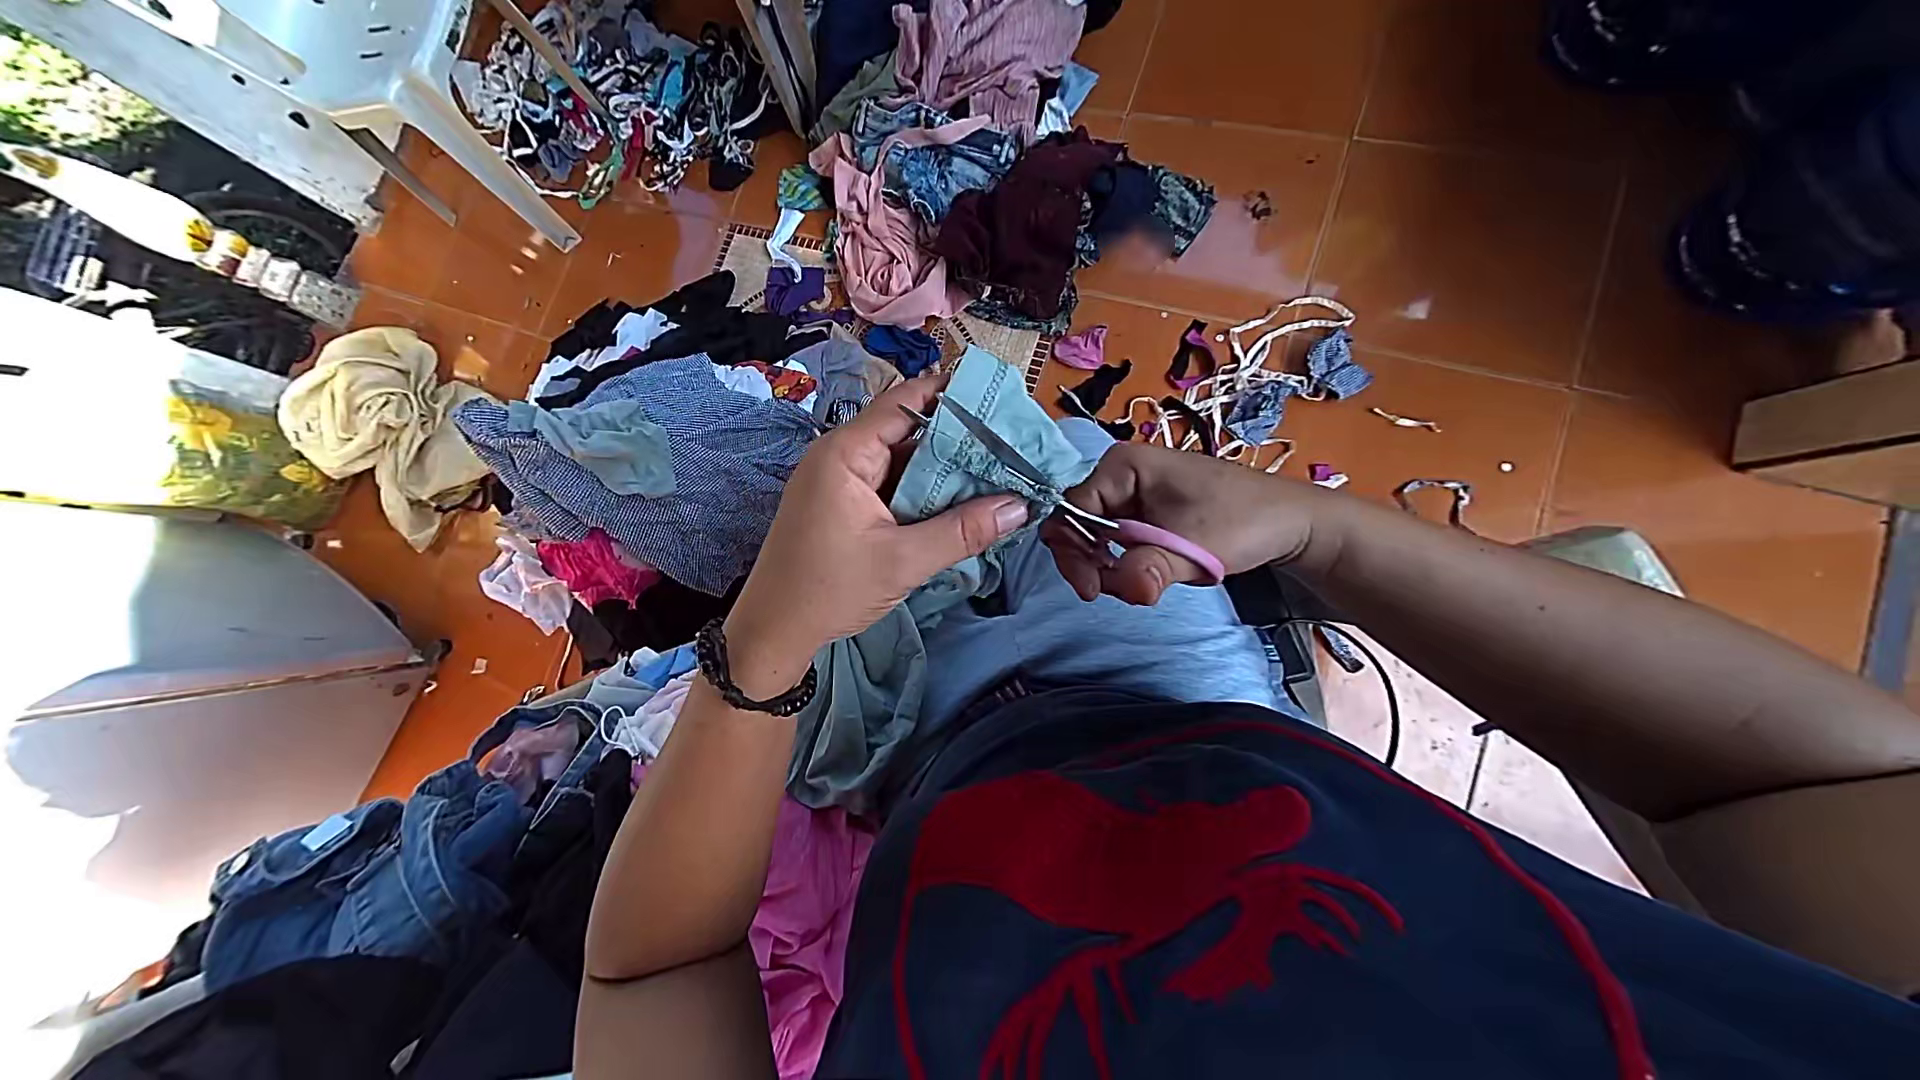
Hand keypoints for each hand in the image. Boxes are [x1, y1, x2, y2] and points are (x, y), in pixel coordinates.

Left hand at [723, 377, 1030, 695]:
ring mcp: (841, 481)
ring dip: (943, 468)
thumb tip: (1019, 507)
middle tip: (1008, 443)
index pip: (904, 402)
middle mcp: (841, 456)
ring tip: (996, 470)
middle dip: (957, 437)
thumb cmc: (829, 591)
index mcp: (846, 453)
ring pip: (902, 460)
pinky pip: (891, 484)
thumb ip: (962, 532)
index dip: (951, 396)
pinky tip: (959, 500)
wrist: (775, 630)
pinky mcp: (844, 504)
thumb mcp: (903, 561)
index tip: (998, 400)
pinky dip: (923, 490)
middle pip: (906, 430)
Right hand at [1043, 442, 1333, 605]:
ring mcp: (1131, 495)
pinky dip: (1125, 566)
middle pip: (1079, 526)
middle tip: (1123, 591)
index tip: (1094, 589)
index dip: (1074, 553)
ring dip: (1111, 570)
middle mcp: (1119, 475)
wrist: (1290, 523)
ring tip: (1145, 584)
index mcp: (1122, 466)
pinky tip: (1149, 576)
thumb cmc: (1244, 520)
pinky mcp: (1144, 514)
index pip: (1071, 511)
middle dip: (1093, 564)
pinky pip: (1117, 543)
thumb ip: (1150, 566)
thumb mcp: (1194, 546)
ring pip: (1096, 539)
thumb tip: (1124, 589)